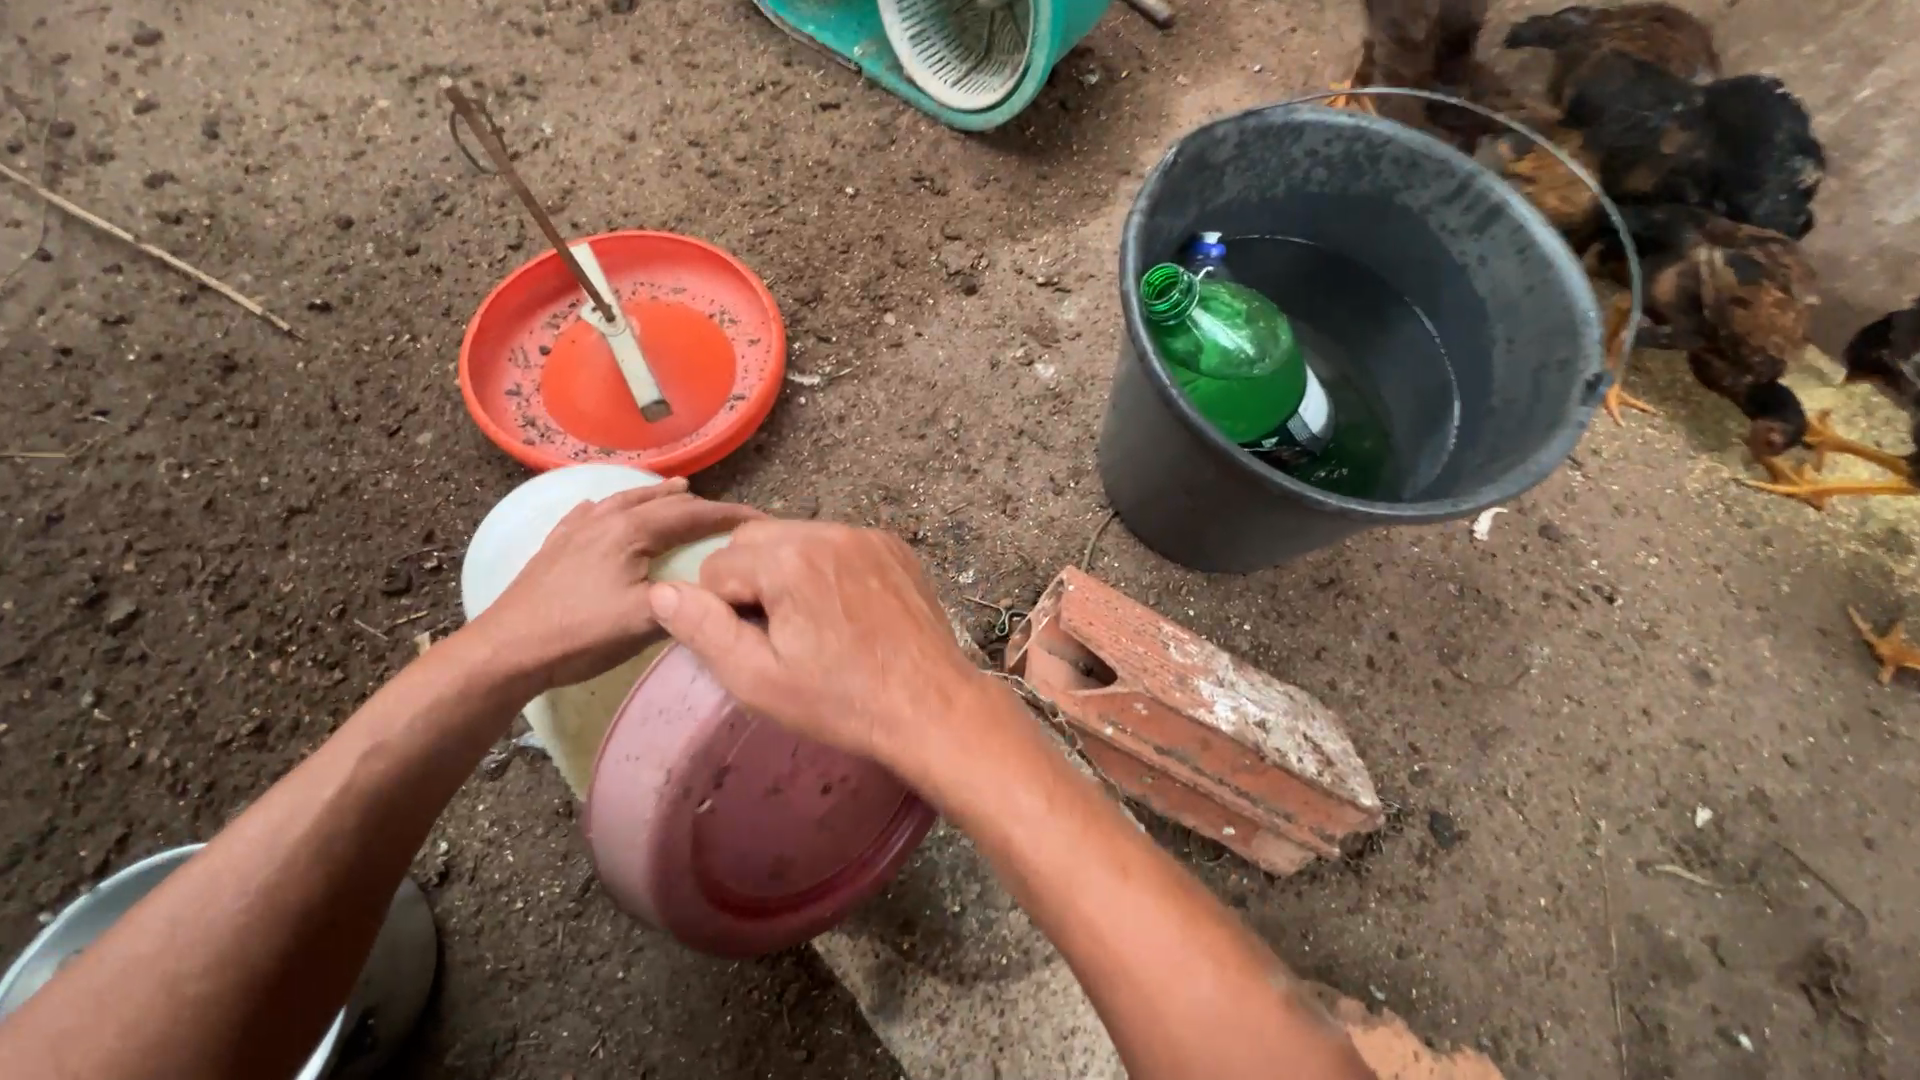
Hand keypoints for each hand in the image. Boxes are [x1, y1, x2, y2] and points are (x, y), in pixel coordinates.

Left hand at [471, 478, 760, 691]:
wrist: (506, 650)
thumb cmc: (580, 634)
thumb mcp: (645, 621)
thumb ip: (688, 599)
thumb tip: (722, 588)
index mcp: (632, 531)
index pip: (694, 514)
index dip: (731, 517)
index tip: (763, 521)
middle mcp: (605, 520)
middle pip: (662, 502)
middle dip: (699, 504)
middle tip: (728, 515)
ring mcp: (576, 531)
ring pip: (625, 502)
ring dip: (657, 496)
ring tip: (679, 488)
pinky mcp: (556, 547)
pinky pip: (590, 515)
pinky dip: (611, 508)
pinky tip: (603, 508)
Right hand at [645, 521, 995, 770]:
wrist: (931, 705)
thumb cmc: (842, 702)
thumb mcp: (758, 680)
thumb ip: (703, 630)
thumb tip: (660, 591)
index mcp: (788, 560)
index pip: (716, 566)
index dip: (723, 610)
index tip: (756, 645)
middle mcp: (827, 532)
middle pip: (754, 541)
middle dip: (751, 581)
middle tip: (779, 633)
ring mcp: (866, 536)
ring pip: (796, 537)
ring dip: (788, 571)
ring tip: (813, 623)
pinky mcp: (894, 547)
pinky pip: (838, 543)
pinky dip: (828, 567)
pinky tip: (845, 610)